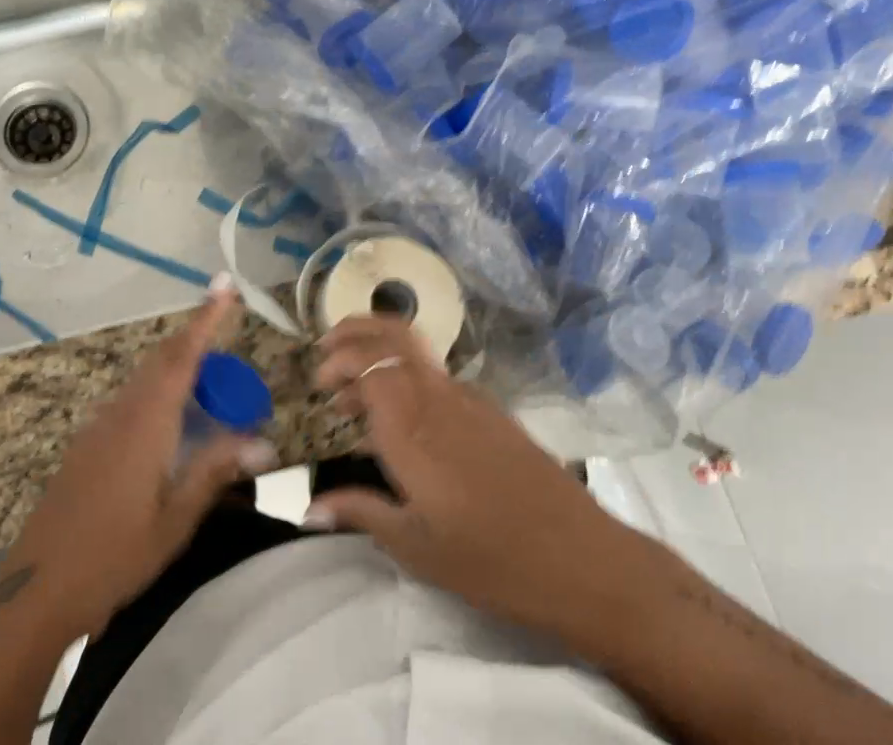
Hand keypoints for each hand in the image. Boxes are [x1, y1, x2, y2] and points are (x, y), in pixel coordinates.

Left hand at [7, 282, 278, 638]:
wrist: (39, 589)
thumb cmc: (114, 557)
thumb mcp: (175, 519)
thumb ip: (214, 471)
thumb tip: (262, 443)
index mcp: (144, 424)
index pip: (181, 357)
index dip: (205, 320)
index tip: (223, 286)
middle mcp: (118, 414)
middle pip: (161, 364)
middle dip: (198, 350)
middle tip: (234, 367)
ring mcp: (96, 430)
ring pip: (144, 386)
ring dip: (179, 381)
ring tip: (213, 403)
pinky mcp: (86, 448)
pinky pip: (129, 408)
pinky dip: (159, 405)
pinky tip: (173, 438)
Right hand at [305, 315, 666, 640]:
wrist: (583, 560)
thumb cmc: (490, 559)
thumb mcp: (414, 546)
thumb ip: (359, 512)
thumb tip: (309, 508)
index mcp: (413, 429)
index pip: (369, 362)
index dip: (338, 361)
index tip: (319, 387)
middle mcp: (440, 401)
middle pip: (395, 335)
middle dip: (355, 331)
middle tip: (326, 356)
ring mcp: (473, 403)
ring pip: (418, 354)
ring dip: (380, 358)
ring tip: (356, 399)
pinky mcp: (495, 415)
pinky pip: (440, 379)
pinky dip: (409, 382)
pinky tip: (404, 424)